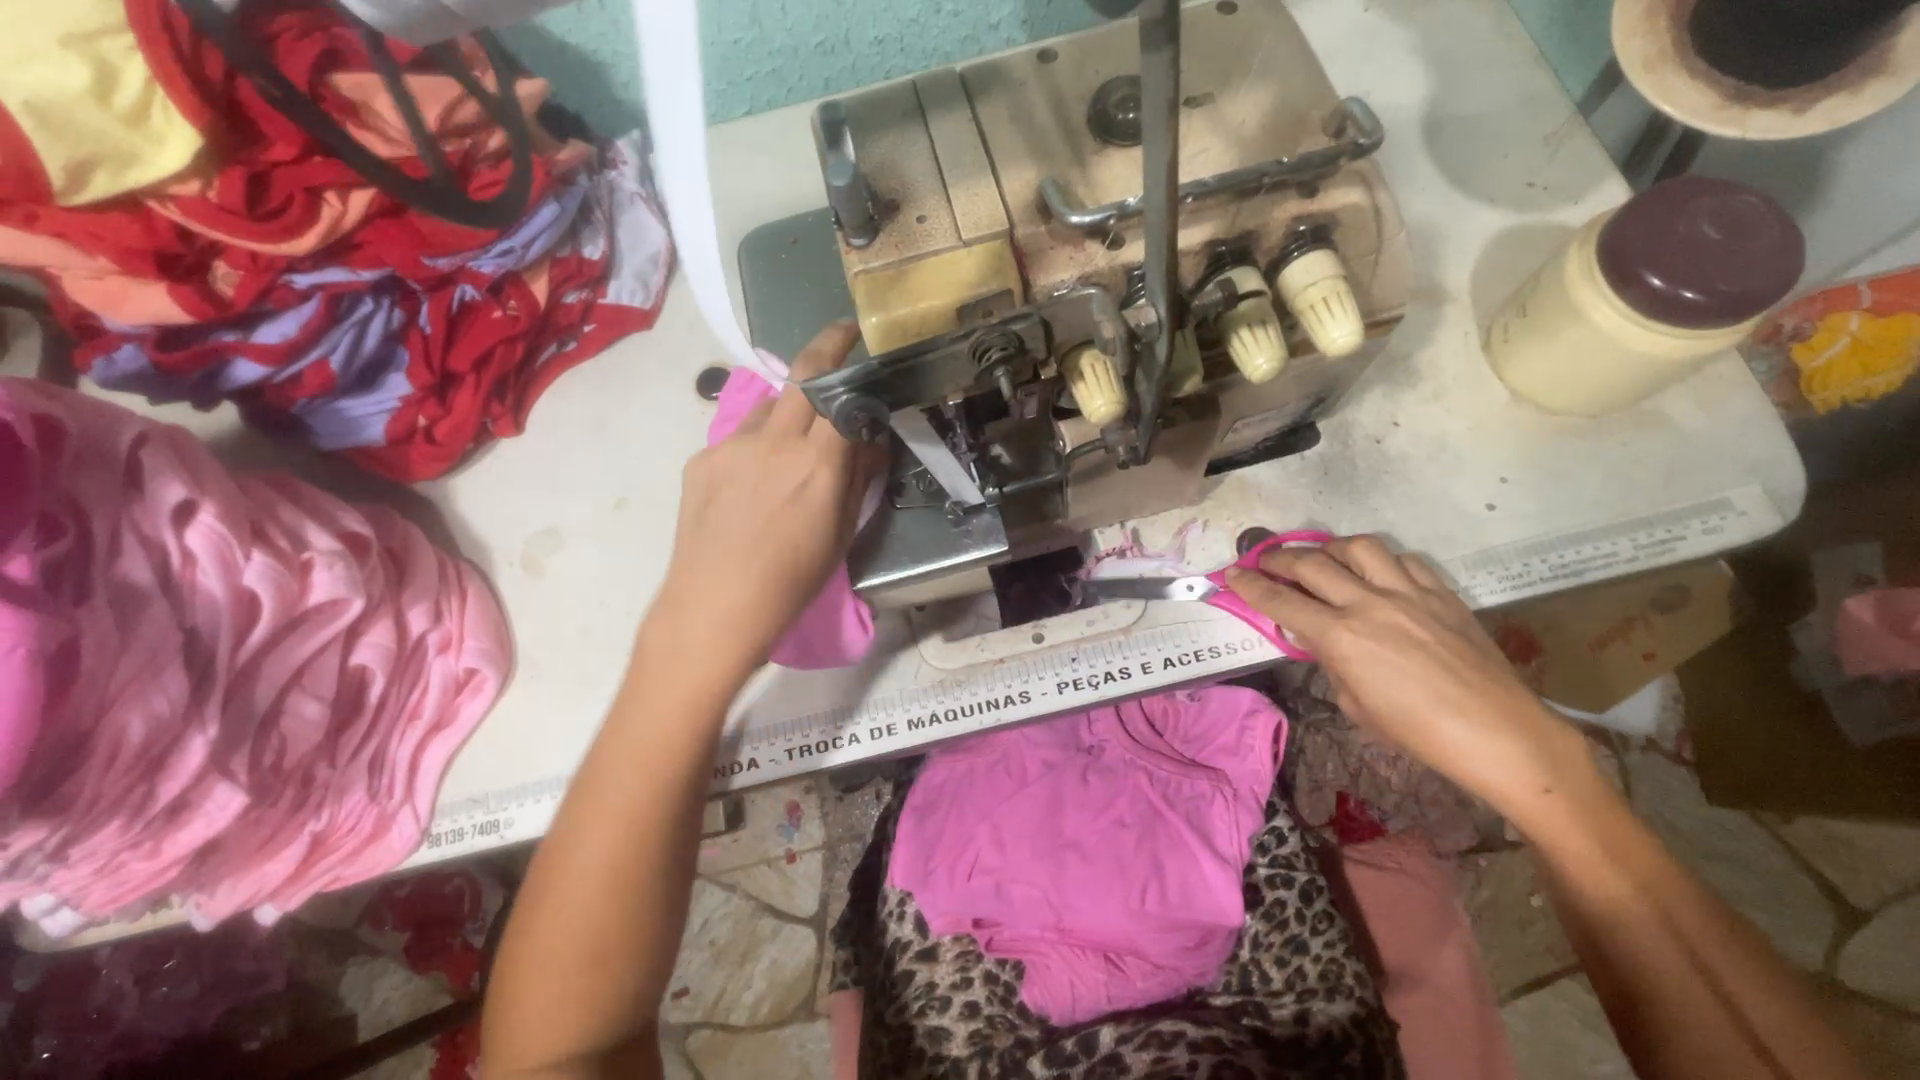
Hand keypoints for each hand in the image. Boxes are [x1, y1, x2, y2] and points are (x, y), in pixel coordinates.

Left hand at [650, 323, 885, 670]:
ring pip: (768, 408)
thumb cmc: (792, 580)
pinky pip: (738, 439)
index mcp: (817, 462)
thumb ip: (857, 479)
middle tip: (841, 336)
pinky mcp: (702, 460)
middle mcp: (775, 441)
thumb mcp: (840, 533)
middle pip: (802, 374)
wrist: (716, 605)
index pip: (842, 393)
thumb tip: (872, 444)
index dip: (855, 362)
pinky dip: (756, 448)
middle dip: (826, 344)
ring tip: (791, 448)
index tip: (863, 345)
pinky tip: (753, 485)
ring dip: (787, 412)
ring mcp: (732, 446)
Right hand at [1225, 536, 1597, 817]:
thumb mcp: (1355, 705)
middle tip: (1265, 559)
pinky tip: (1376, 572)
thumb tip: (1323, 641)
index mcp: (1341, 637)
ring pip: (1358, 547)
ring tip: (1321, 557)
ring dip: (1330, 548)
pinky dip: (1380, 561)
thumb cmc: (1418, 732)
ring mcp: (1409, 593)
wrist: (1496, 731)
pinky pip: (1403, 560)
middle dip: (1279, 558)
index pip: (1281, 601)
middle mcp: (1369, 604)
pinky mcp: (1441, 593)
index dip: (1250, 585)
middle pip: (1311, 564)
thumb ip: (1332, 663)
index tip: (1231, 573)